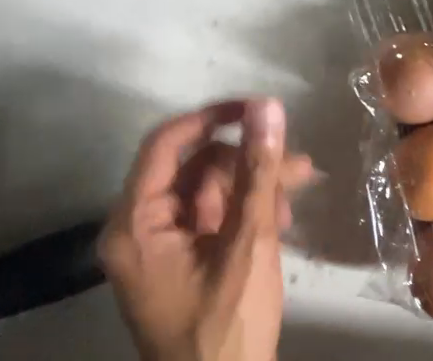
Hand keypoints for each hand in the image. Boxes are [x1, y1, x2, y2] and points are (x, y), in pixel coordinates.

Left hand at [100, 99, 316, 360]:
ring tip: (298, 192)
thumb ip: (257, 172)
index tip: (259, 108)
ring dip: (256, 184)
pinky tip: (281, 219)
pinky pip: (215, 212)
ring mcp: (162, 244)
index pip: (165, 144)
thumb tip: (268, 107)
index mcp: (135, 226)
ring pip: (212, 186)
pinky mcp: (184, 257)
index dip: (212, 117)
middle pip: (195, 166)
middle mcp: (140, 228)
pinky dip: (248, 209)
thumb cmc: (225, 325)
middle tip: (297, 167)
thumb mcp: (247, 243)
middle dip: (248, 161)